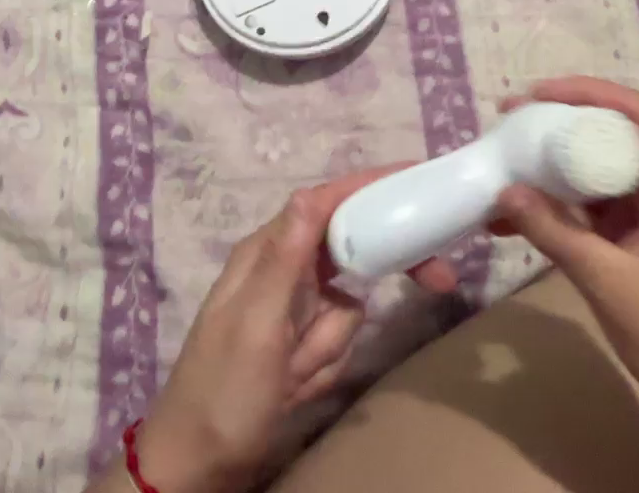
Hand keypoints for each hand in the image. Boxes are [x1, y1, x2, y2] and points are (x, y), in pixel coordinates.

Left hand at [133, 167, 457, 492]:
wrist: (200, 462)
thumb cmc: (226, 390)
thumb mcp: (256, 324)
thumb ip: (285, 257)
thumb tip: (310, 191)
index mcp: (265, 252)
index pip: (325, 202)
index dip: (370, 186)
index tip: (417, 177)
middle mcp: (280, 268)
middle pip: (348, 248)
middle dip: (374, 275)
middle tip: (438, 281)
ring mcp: (291, 306)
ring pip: (347, 304)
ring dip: (330, 342)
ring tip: (295, 371)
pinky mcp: (300, 339)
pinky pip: (337, 337)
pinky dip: (325, 361)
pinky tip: (297, 384)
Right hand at [494, 78, 638, 431]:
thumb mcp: (610, 282)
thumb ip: (555, 233)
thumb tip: (504, 191)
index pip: (636, 113)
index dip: (588, 92)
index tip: (536, 95)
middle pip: (612, 133)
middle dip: (559, 122)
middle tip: (508, 122)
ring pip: (597, 167)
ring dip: (552, 162)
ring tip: (505, 159)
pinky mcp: (634, 237)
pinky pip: (590, 203)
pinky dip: (555, 201)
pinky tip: (517, 211)